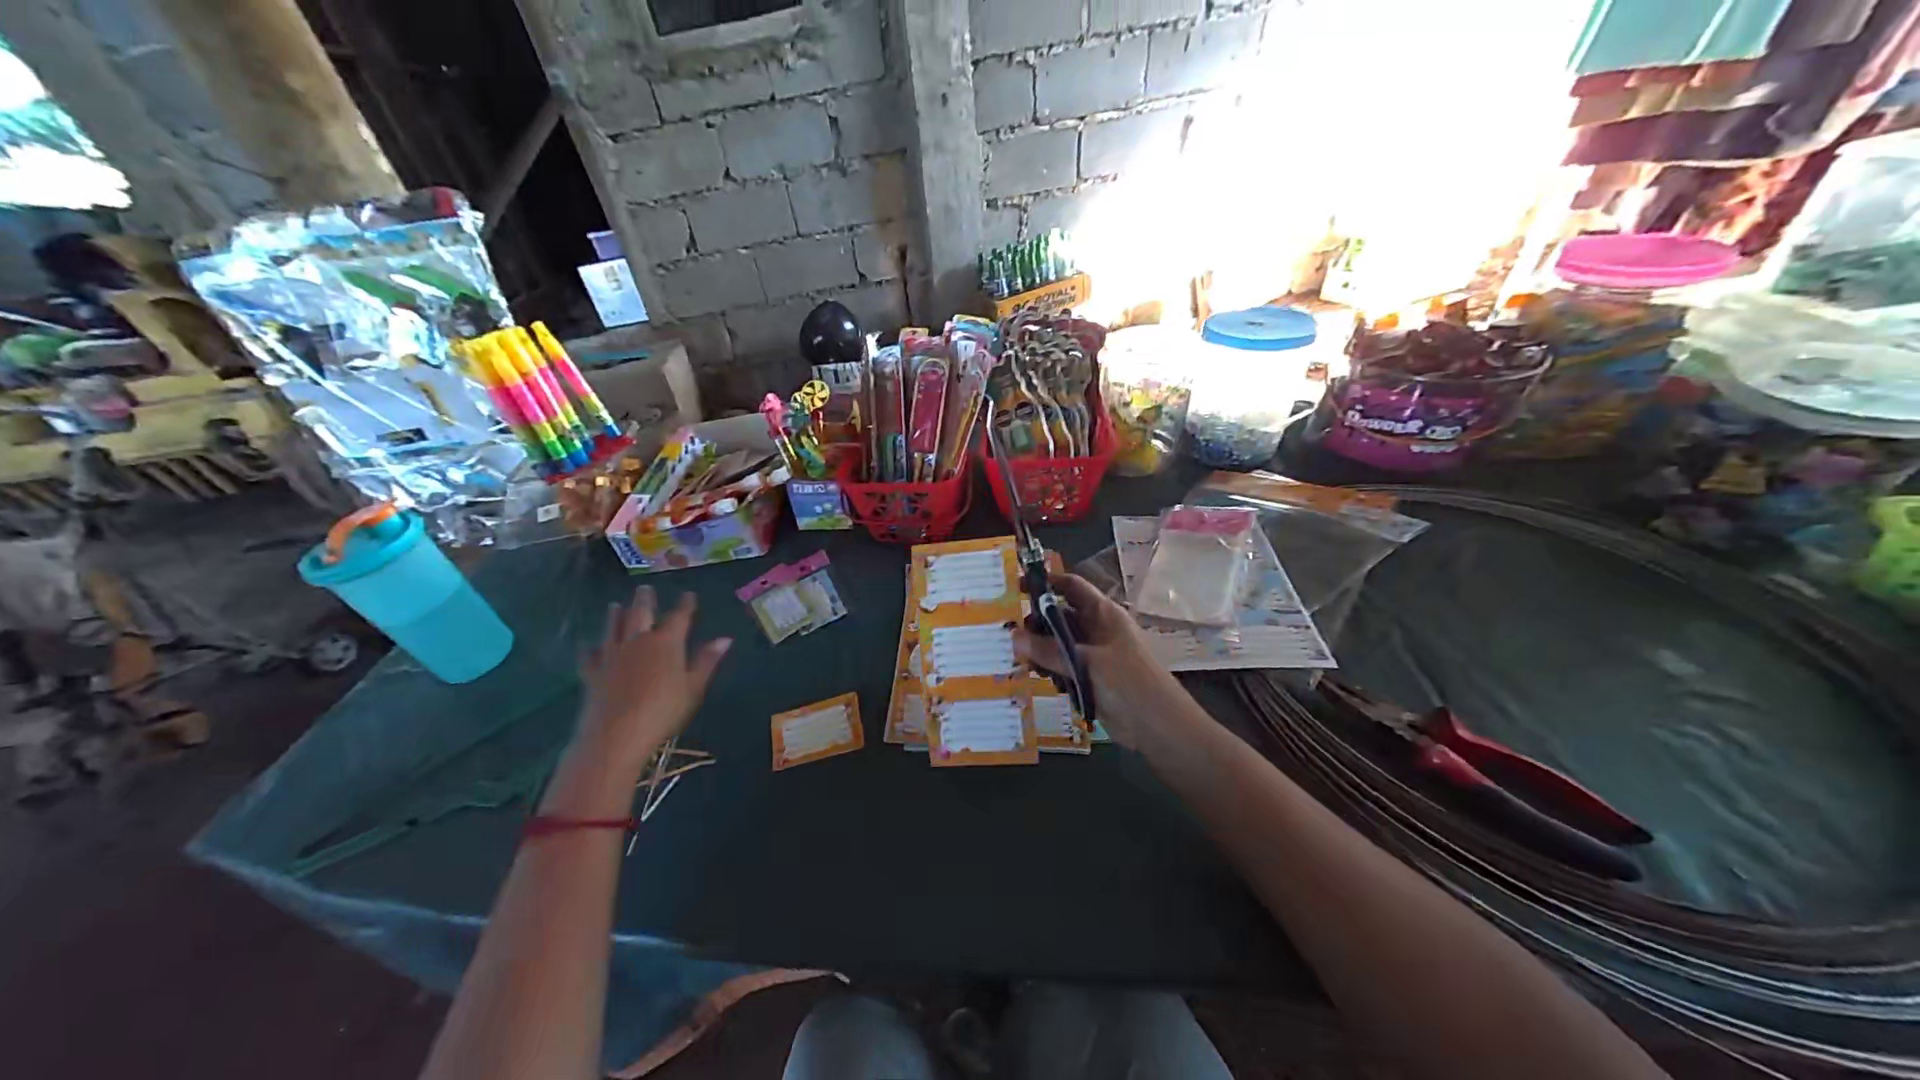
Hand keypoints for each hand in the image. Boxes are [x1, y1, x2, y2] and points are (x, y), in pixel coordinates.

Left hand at [571, 586, 730, 787]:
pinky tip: (588, 645)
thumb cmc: (663, 711)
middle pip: (641, 612)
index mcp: (667, 642)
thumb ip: (706, 661)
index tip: (689, 595)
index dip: (685, 604)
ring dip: (615, 613)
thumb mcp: (693, 687)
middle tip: (645, 588)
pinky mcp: (592, 670)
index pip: (679, 616)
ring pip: (613, 626)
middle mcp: (638, 640)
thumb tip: (724, 639)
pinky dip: (590, 647)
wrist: (616, 734)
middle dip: (645, 598)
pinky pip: (589, 654)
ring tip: (615, 604)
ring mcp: (611, 653)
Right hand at [1013, 571, 1191, 749]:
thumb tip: (1013, 636)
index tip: (1017, 587)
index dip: (1046, 583)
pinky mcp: (1089, 677)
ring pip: (1058, 643)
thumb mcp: (1086, 662)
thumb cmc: (1128, 683)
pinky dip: (1048, 668)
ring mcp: (1093, 654)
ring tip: (1020, 659)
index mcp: (1103, 614)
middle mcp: (1097, 629)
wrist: (1158, 726)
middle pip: (1060, 616)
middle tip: (1010, 635)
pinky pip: (1062, 665)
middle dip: (1036, 623)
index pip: (1071, 587)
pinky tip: (1035, 676)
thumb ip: (1049, 650)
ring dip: (1039, 649)